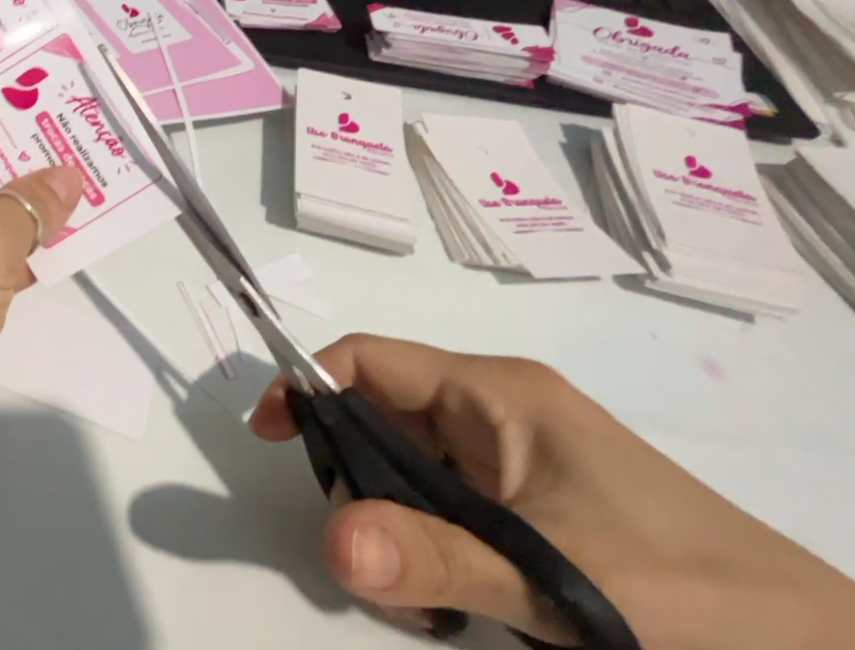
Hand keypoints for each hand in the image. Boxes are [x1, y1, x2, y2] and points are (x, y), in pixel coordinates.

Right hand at [250, 335, 854, 649]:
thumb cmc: (690, 593)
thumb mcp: (553, 579)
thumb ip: (436, 557)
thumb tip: (328, 540)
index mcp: (495, 393)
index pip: (367, 359)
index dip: (306, 384)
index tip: (268, 437)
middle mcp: (493, 412)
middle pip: (375, 418)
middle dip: (354, 481)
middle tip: (370, 554)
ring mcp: (507, 459)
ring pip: (403, 470)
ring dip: (390, 525)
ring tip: (424, 598)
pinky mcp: (521, 503)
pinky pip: (438, 506)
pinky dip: (422, 546)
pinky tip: (451, 600)